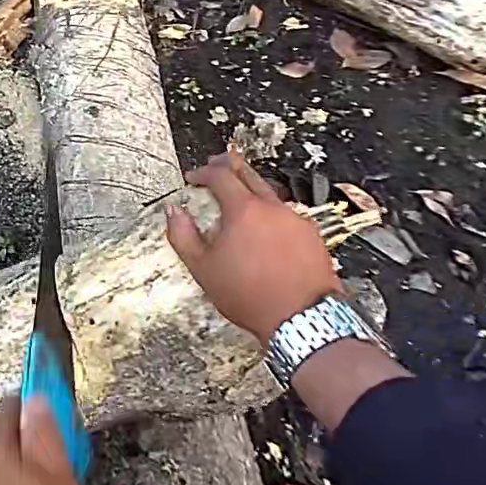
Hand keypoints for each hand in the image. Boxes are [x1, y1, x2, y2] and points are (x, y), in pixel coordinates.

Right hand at [165, 151, 340, 342]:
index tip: (195, 178)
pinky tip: (266, 229)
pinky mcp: (312, 236)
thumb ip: (183, 235)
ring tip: (240, 200)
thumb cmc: (252, 296)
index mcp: (244, 210)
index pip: (221, 175)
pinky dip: (272, 214)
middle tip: (218, 164)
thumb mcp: (203, 268)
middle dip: (230, 166)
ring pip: (270, 194)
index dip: (204, 172)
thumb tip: (173, 213)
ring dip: (252, 191)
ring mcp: (296, 221)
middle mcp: (272, 208)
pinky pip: (287, 215)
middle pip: (249, 174)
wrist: (301, 320)